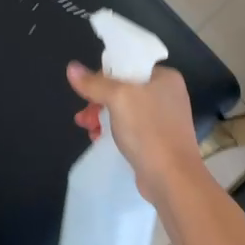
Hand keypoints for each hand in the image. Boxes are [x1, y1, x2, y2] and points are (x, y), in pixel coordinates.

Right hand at [67, 63, 202, 200]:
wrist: (172, 178)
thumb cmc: (147, 130)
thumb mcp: (117, 99)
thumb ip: (94, 83)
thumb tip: (72, 68)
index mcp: (165, 78)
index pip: (127, 66)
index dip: (103, 76)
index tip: (88, 92)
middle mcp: (167, 95)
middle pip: (123, 89)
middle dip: (99, 101)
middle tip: (85, 116)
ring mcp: (164, 119)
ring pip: (124, 110)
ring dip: (102, 117)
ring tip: (88, 129)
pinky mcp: (158, 140)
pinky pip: (130, 128)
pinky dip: (113, 131)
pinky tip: (100, 139)